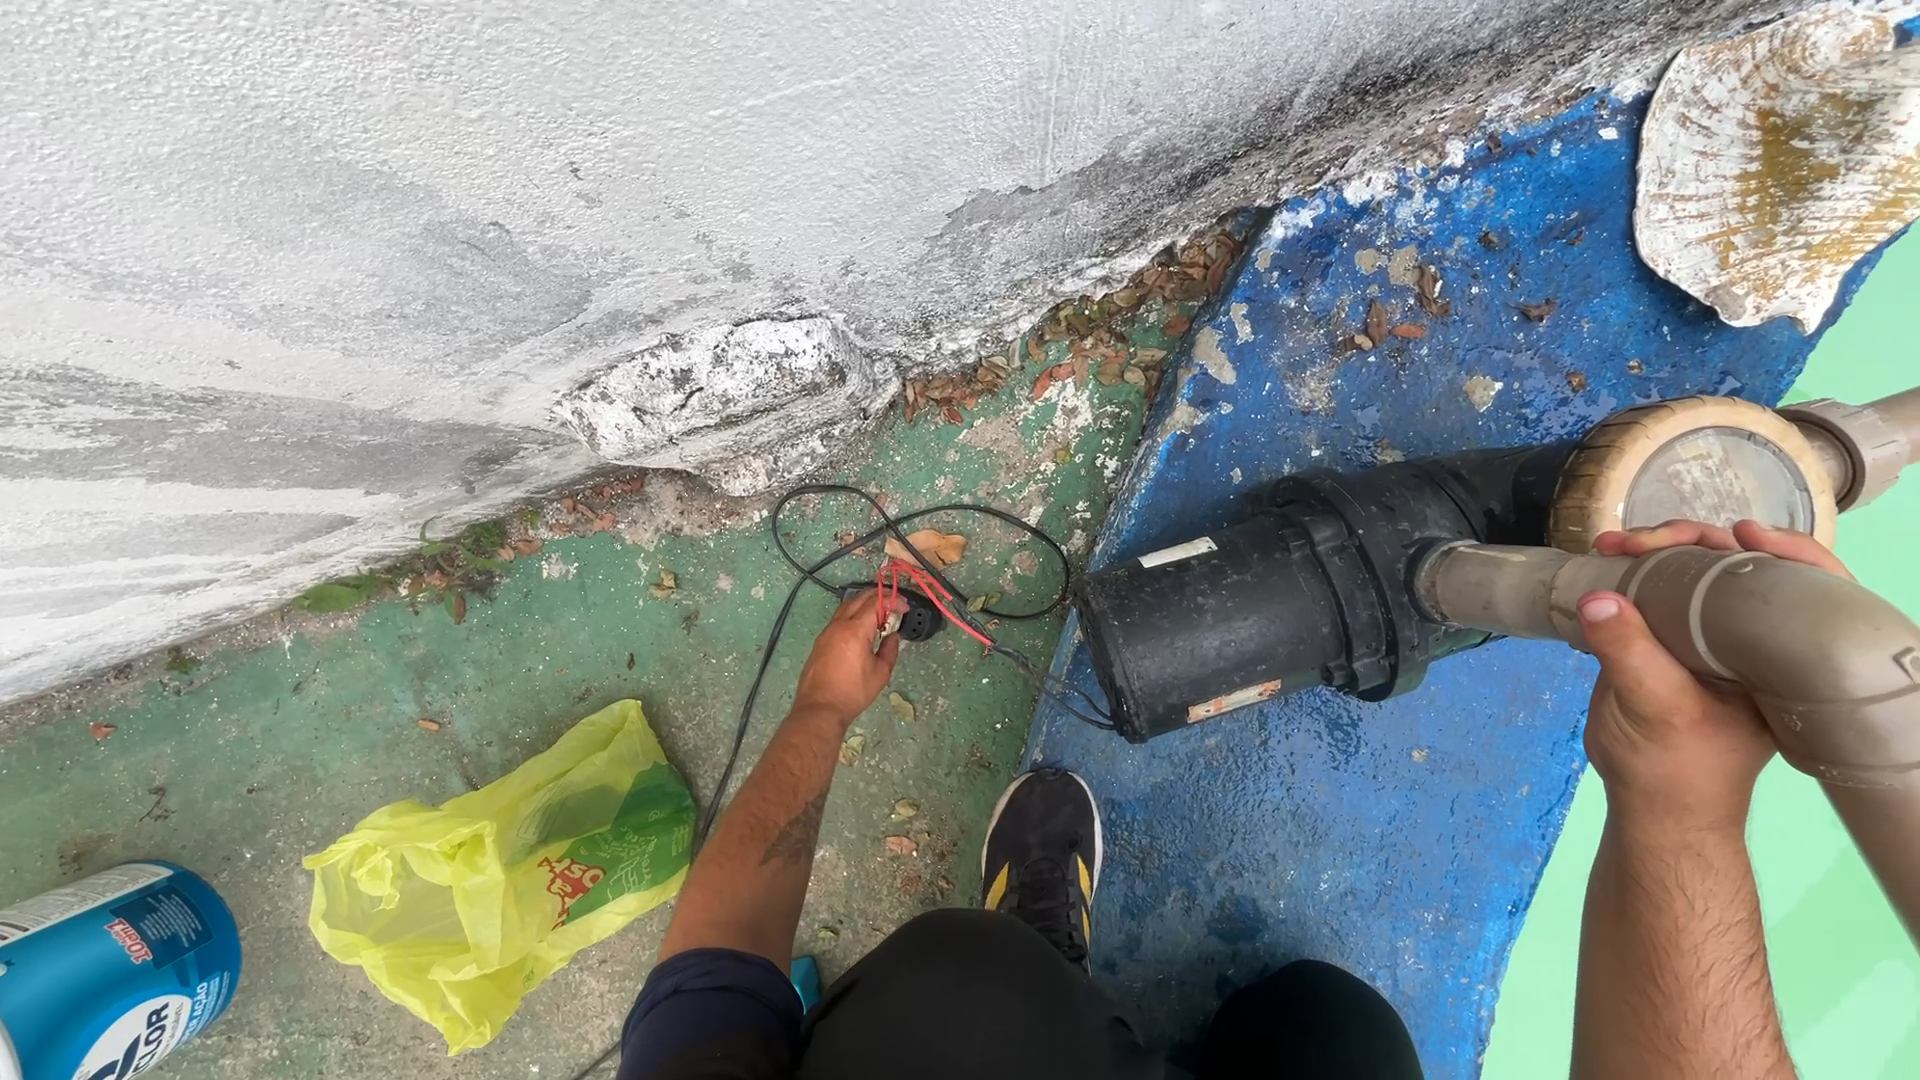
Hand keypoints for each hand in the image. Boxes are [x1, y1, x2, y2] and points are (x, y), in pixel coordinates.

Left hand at [791, 588, 908, 723]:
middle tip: (895, 604)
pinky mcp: (820, 641)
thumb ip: (890, 650)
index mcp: (856, 629)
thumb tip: (893, 637)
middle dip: (879, 596)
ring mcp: (827, 632)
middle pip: (860, 598)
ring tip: (879, 615)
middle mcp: (839, 625)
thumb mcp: (881, 673)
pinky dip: (853, 614)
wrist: (819, 708)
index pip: (877, 602)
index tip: (905, 607)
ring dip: (864, 604)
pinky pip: (839, 618)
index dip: (894, 600)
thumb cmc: (853, 692)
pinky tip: (861, 628)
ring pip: (847, 606)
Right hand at [1578, 520, 1851, 833]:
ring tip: (1613, 544)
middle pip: (1744, 568)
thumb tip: (1596, 597)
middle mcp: (1757, 640)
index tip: (1738, 534)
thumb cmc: (1673, 764)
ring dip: (1657, 550)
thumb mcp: (1653, 707)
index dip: (1785, 551)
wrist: (1649, 800)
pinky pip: (1660, 591)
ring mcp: (1711, 639)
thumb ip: (1627, 652)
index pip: (1809, 587)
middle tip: (1640, 539)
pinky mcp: (1669, 640)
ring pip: (1698, 574)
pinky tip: (1608, 560)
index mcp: (1785, 658)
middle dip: (1694, 541)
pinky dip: (1634, 570)